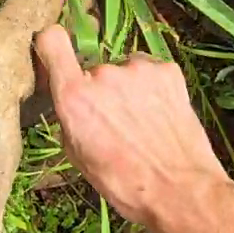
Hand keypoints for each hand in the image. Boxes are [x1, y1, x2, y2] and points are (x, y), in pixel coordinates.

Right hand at [33, 26, 233, 232]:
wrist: (182, 192)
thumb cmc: (123, 183)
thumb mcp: (77, 155)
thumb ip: (68, 116)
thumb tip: (71, 101)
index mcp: (73, 96)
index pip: (51, 40)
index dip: (51, 44)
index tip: (55, 55)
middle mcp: (103, 74)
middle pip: (92, 68)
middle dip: (99, 89)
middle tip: (115, 121)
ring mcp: (137, 69)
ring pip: (122, 70)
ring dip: (127, 88)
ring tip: (142, 122)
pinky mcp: (167, 70)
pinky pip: (149, 72)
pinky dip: (151, 88)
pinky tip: (159, 115)